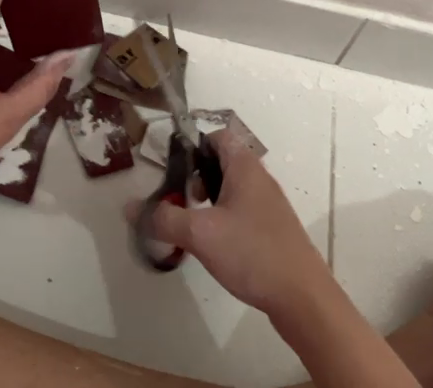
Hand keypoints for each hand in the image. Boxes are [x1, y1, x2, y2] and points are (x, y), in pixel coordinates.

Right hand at [132, 132, 330, 314]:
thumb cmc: (251, 252)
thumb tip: (131, 207)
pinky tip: (214, 244)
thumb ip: (164, 218)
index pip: (218, 136)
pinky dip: (223, 218)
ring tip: (192, 223)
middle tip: (179, 199)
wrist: (301, 295)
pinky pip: (241, 211)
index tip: (171, 167)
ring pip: (231, 189)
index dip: (193, 144)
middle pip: (223, 162)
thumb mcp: (200, 233)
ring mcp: (269, 205)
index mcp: (245, 167)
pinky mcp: (272, 229)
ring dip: (209, 199)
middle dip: (196, 176)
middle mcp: (260, 179)